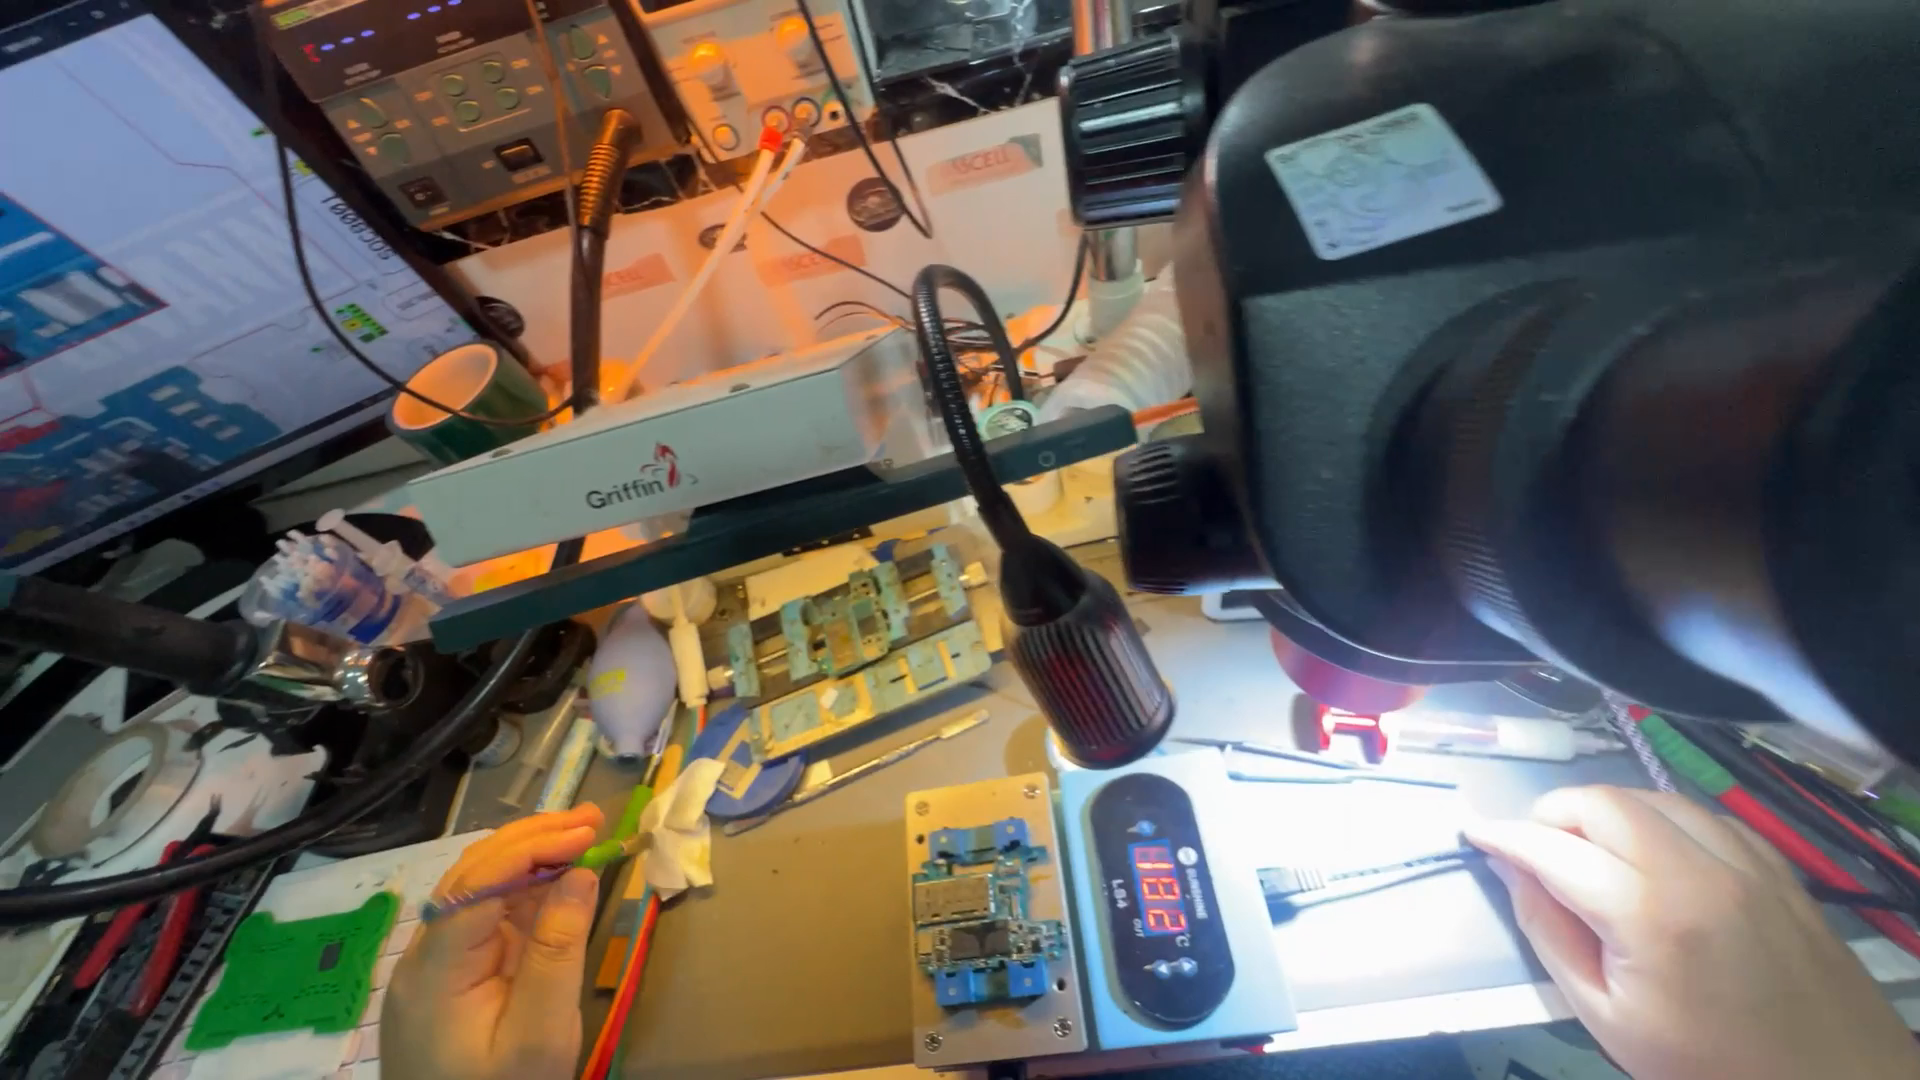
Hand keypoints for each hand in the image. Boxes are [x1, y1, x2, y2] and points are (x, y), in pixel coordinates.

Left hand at [384, 805, 604, 1079]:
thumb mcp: (540, 1032)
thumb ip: (558, 950)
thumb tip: (580, 873)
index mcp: (434, 973)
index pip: (475, 885)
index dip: (532, 848)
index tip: (588, 833)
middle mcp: (426, 958)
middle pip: (473, 874)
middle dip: (533, 838)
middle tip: (594, 819)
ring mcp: (440, 964)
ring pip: (482, 886)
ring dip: (534, 853)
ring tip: (586, 831)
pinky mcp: (459, 973)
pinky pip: (492, 913)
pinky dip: (531, 885)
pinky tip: (564, 872)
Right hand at [1466, 786, 1919, 1079]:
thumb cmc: (1706, 1065)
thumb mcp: (1602, 1013)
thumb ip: (1546, 929)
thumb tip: (1508, 866)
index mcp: (1651, 915)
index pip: (1550, 846)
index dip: (1502, 834)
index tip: (1474, 832)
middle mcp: (1701, 875)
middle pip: (1600, 802)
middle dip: (1551, 813)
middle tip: (1536, 848)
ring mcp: (1750, 870)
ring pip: (1650, 798)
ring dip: (1605, 813)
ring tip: (1591, 850)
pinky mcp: (1780, 875)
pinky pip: (1704, 816)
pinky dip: (1661, 822)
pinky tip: (1651, 854)